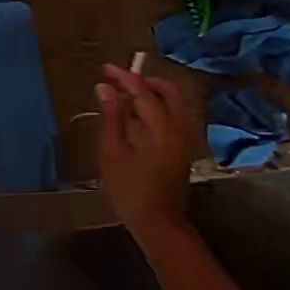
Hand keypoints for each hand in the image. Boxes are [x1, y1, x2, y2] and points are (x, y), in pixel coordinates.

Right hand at [94, 63, 193, 233]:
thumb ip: (111, 117)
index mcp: (161, 129)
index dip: (124, 77)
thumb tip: (104, 88)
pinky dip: (158, 105)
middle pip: (168, 91)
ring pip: (175, 102)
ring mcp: (185, 138)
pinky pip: (175, 114)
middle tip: (118, 80)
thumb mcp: (112, 152)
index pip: (143, 92)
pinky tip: (139, 114)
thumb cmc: (129, 189)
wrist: (157, 220)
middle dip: (143, 80)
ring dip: (152, 92)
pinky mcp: (184, 146)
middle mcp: (179, 128)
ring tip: (125, 95)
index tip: (105, 69)